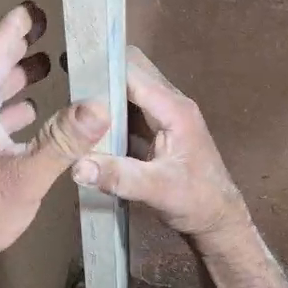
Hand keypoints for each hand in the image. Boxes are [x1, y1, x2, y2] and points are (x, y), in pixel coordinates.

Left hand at [0, 2, 111, 287]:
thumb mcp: (26, 177)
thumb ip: (62, 140)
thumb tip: (99, 105)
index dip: (12, 28)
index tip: (33, 9)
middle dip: (16, 48)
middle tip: (45, 30)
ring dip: (13, 79)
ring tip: (45, 68)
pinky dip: (5, 107)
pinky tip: (26, 115)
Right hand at [70, 47, 250, 244]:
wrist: (219, 220)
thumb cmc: (197, 202)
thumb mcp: (158, 191)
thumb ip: (119, 177)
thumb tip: (78, 166)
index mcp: (173, 109)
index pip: (133, 72)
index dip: (103, 68)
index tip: (71, 70)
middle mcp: (170, 102)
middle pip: (132, 70)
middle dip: (102, 71)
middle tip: (69, 81)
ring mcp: (163, 113)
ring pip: (129, 86)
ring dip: (104, 88)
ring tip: (71, 97)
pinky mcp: (156, 127)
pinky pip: (128, 106)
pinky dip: (108, 107)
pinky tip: (86, 121)